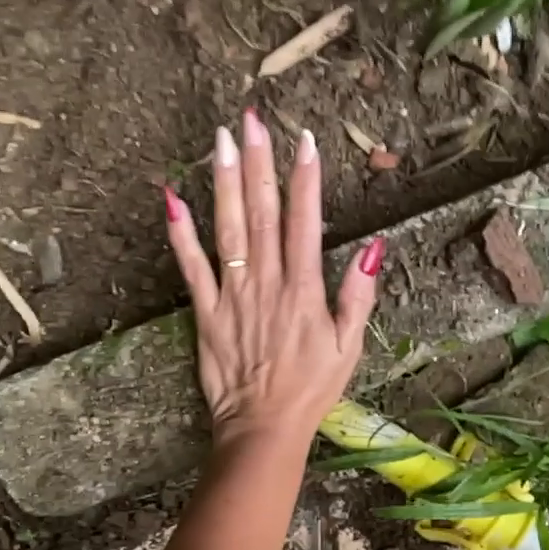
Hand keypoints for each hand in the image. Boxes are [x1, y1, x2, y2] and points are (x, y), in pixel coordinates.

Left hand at [164, 109, 382, 454]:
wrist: (264, 429)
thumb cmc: (311, 392)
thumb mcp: (349, 349)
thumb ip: (359, 297)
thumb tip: (375, 250)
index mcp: (304, 292)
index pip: (304, 223)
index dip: (305, 179)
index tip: (304, 141)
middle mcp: (267, 285)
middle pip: (262, 214)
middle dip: (259, 163)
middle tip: (252, 120)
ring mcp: (233, 297)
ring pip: (228, 231)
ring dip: (224, 184)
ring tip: (220, 142)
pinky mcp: (206, 315)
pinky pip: (192, 269)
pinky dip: (181, 235)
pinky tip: (173, 200)